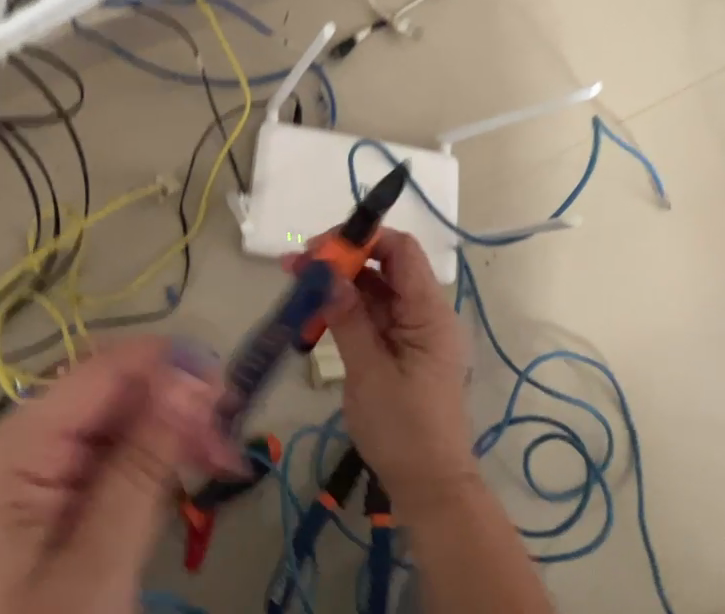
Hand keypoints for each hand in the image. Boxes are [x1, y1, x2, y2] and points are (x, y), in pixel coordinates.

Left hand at [0, 337, 236, 613]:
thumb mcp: (95, 565)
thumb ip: (142, 467)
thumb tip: (191, 378)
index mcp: (15, 447)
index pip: (103, 370)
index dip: (169, 367)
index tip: (231, 393)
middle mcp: (19, 446)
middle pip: (110, 397)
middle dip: (174, 411)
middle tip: (231, 451)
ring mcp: (29, 478)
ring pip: (114, 431)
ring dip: (169, 442)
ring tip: (220, 468)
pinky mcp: (42, 509)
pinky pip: (103, 468)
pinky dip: (146, 474)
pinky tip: (178, 487)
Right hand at [317, 229, 478, 509]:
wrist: (429, 486)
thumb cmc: (403, 429)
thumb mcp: (369, 372)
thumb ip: (348, 318)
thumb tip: (326, 274)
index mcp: (429, 313)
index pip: (402, 251)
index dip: (362, 239)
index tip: (320, 248)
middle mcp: (425, 314)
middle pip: (384, 266)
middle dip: (340, 260)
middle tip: (295, 266)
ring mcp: (413, 332)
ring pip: (375, 290)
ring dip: (337, 285)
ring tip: (295, 285)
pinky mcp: (402, 349)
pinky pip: (373, 315)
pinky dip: (345, 310)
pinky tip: (313, 314)